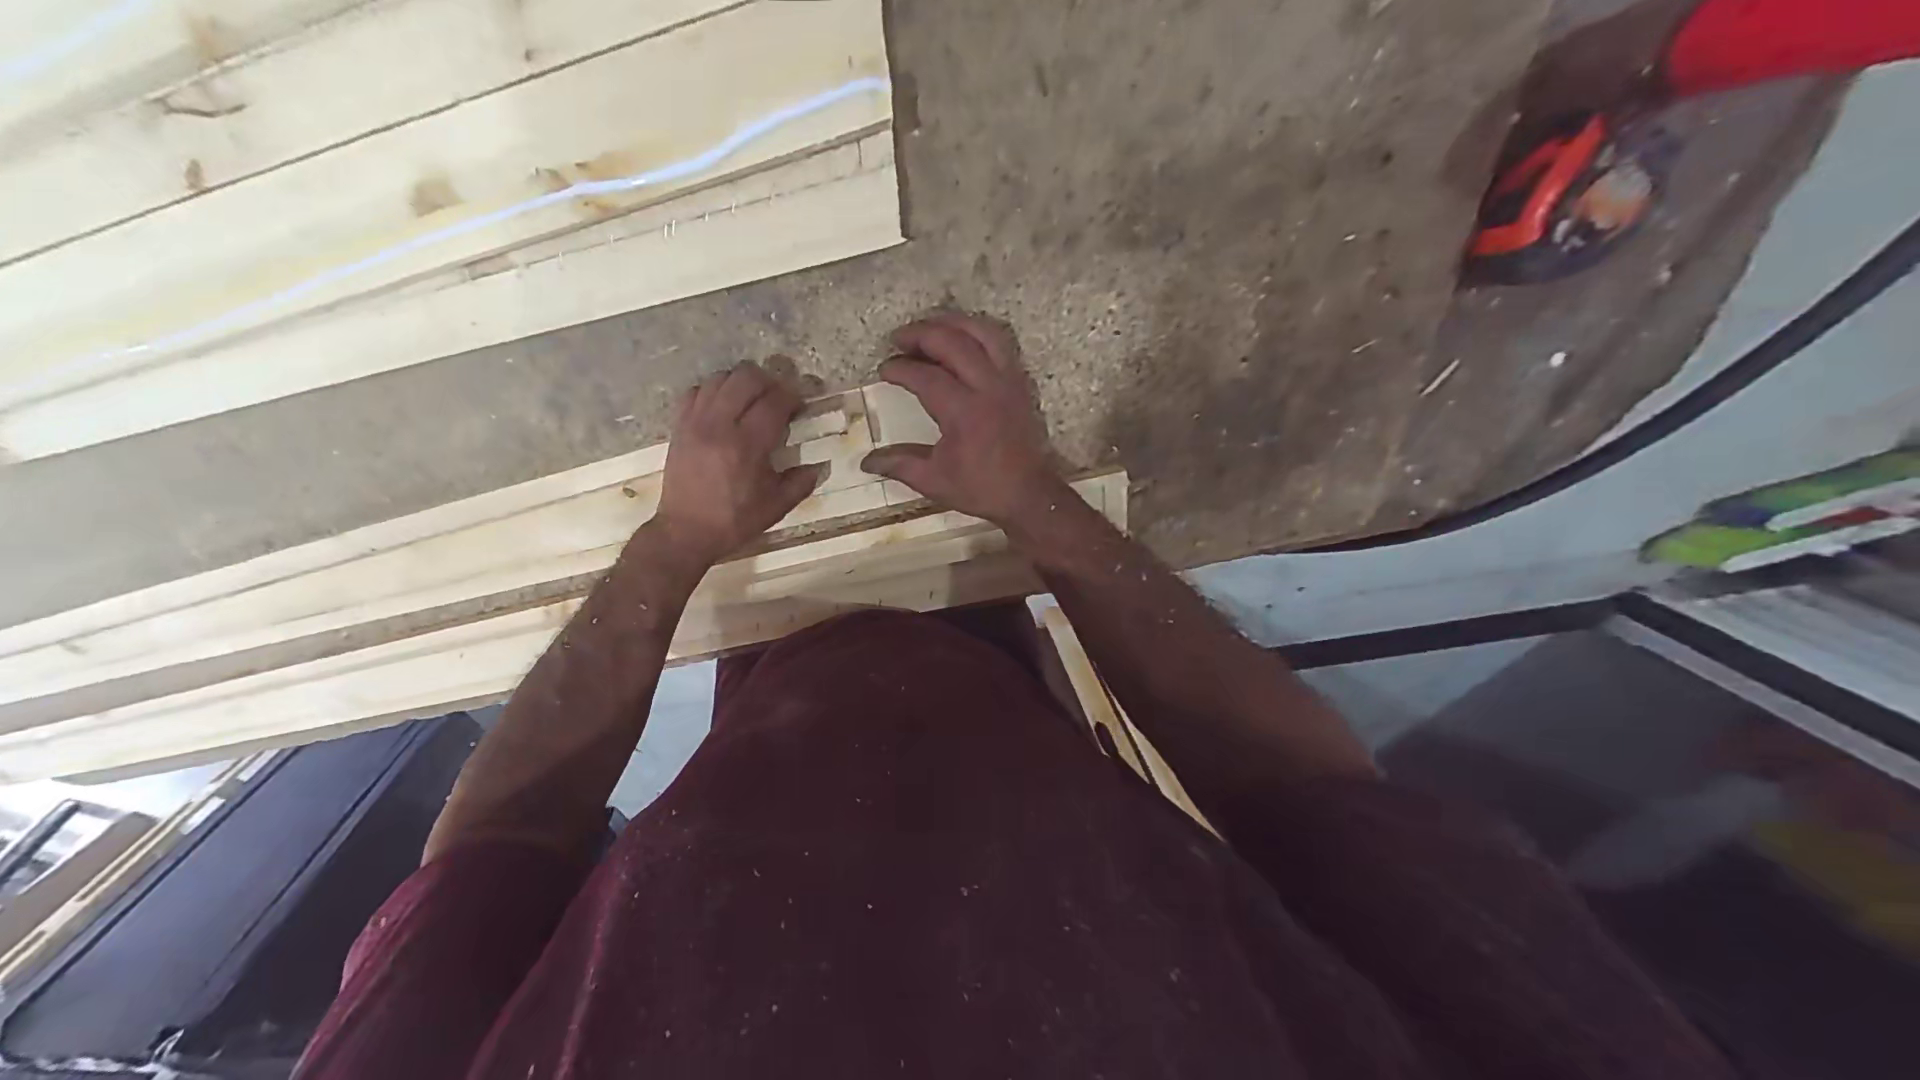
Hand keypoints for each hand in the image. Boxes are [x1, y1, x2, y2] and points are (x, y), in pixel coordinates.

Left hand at [653, 360, 821, 567]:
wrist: (686, 531)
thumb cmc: (735, 521)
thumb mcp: (777, 506)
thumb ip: (802, 482)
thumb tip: (819, 465)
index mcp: (748, 446)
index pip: (774, 401)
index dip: (792, 397)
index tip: (800, 406)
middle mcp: (720, 426)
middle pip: (746, 378)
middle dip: (769, 383)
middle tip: (777, 400)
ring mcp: (695, 422)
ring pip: (720, 378)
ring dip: (741, 384)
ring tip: (751, 401)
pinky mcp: (680, 426)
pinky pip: (697, 391)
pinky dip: (714, 391)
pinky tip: (724, 407)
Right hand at [860, 312, 1071, 528]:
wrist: (1028, 494)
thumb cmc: (981, 488)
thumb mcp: (935, 481)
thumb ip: (900, 465)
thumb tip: (866, 461)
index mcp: (964, 411)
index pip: (925, 376)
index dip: (900, 368)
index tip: (884, 370)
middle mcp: (987, 387)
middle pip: (952, 342)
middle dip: (920, 334)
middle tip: (897, 339)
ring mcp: (1008, 380)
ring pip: (981, 332)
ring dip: (951, 323)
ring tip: (928, 326)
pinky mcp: (1019, 381)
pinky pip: (1000, 342)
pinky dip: (977, 332)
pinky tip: (961, 338)